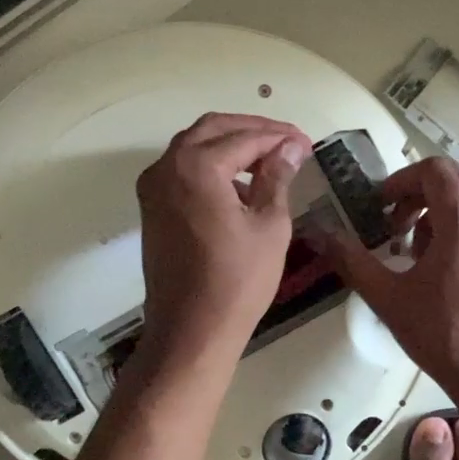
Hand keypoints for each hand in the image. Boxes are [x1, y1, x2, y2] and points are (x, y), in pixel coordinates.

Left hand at [136, 113, 310, 358]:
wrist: (191, 330)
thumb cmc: (237, 280)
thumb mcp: (270, 225)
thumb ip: (277, 177)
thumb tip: (289, 147)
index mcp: (196, 166)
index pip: (245, 137)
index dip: (279, 137)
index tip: (307, 143)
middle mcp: (166, 167)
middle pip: (213, 129)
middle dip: (253, 131)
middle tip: (288, 143)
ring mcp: (153, 188)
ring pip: (194, 147)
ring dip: (231, 146)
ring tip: (270, 162)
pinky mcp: (151, 208)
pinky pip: (182, 170)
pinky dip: (212, 167)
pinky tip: (241, 187)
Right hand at [318, 157, 458, 394]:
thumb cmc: (440, 334)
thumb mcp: (387, 297)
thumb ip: (351, 260)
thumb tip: (319, 234)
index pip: (434, 170)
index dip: (400, 181)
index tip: (379, 207)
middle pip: (451, 178)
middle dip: (414, 193)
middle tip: (390, 224)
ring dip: (431, 210)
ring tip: (408, 249)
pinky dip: (449, 225)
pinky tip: (430, 264)